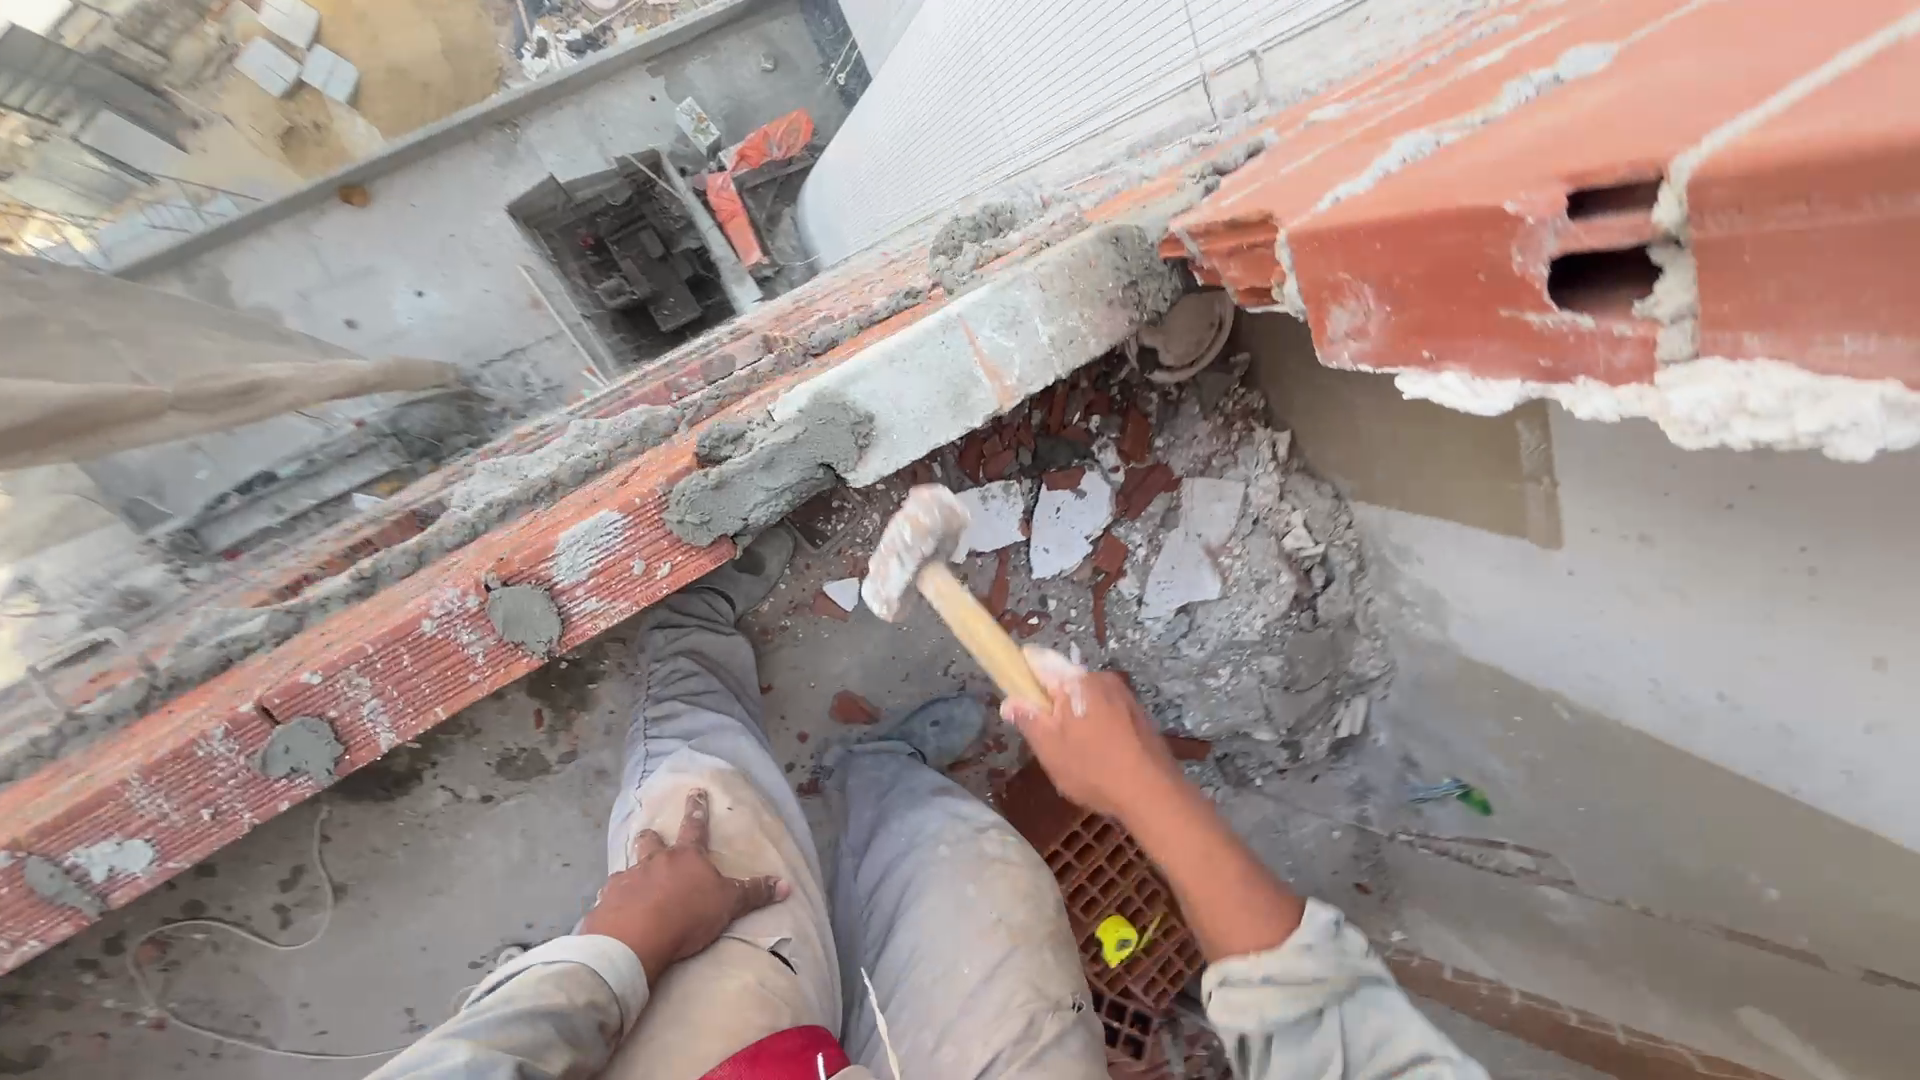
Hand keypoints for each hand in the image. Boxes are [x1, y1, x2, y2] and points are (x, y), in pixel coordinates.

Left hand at [579, 789, 788, 982]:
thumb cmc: (686, 916)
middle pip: (651, 842)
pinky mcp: (604, 905)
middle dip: (652, 837)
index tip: (695, 792)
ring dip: (630, 873)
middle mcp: (654, 862)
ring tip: (629, 881)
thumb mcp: (728, 904)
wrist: (634, 940)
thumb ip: (753, 893)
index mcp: (686, 857)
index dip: (698, 810)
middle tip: (650, 834)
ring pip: (626, 869)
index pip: (696, 827)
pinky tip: (610, 913)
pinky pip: (607, 899)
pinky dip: (611, 903)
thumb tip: (786, 885)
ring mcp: (626, 881)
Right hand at [1000, 646, 1183, 820]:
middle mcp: (1101, 678)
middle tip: (1047, 738)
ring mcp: (1124, 695)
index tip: (1016, 692)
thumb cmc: (1094, 769)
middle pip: (1064, 681)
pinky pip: (1107, 710)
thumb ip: (1027, 719)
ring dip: (1076, 716)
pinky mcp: (1139, 713)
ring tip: (1075, 752)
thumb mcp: (1050, 749)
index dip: (1022, 671)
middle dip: (1052, 703)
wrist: (1153, 792)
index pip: (1039, 660)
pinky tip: (1099, 755)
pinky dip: (1097, 725)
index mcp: (1075, 681)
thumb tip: (1009, 701)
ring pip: (1087, 698)